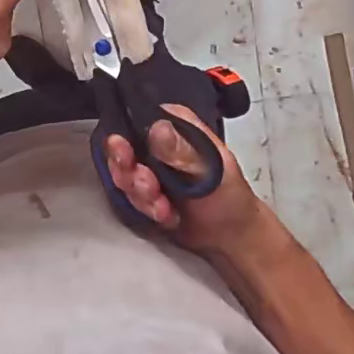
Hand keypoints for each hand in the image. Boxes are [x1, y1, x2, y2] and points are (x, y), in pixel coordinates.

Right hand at [103, 105, 270, 254]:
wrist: (231, 237)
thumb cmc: (229, 197)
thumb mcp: (211, 171)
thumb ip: (182, 151)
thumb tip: (157, 129)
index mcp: (177, 124)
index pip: (138, 116)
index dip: (126, 137)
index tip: (127, 157)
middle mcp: (159, 141)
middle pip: (123, 147)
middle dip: (130, 173)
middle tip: (149, 187)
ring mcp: (149, 166)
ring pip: (123, 174)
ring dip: (141, 195)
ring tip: (164, 208)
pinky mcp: (143, 190)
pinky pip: (128, 196)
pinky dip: (145, 209)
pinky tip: (167, 216)